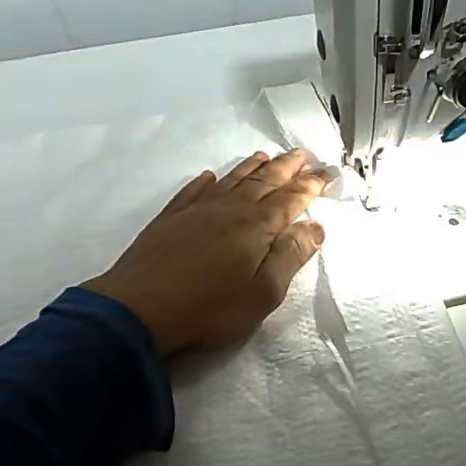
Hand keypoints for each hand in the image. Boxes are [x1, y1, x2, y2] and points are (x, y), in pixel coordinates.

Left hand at [84, 149, 326, 355]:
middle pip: (265, 180)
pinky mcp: (170, 219)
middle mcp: (230, 209)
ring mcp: (197, 211)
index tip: (328, 174)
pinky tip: (210, 176)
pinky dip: (207, 181)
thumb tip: (315, 227)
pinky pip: (193, 191)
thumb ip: (291, 256)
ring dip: (253, 166)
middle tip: (304, 155)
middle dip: (288, 166)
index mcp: (257, 226)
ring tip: (267, 156)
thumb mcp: (263, 293)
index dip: (312, 185)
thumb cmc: (209, 308)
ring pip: (232, 179)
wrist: (137, 311)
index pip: (292, 198)